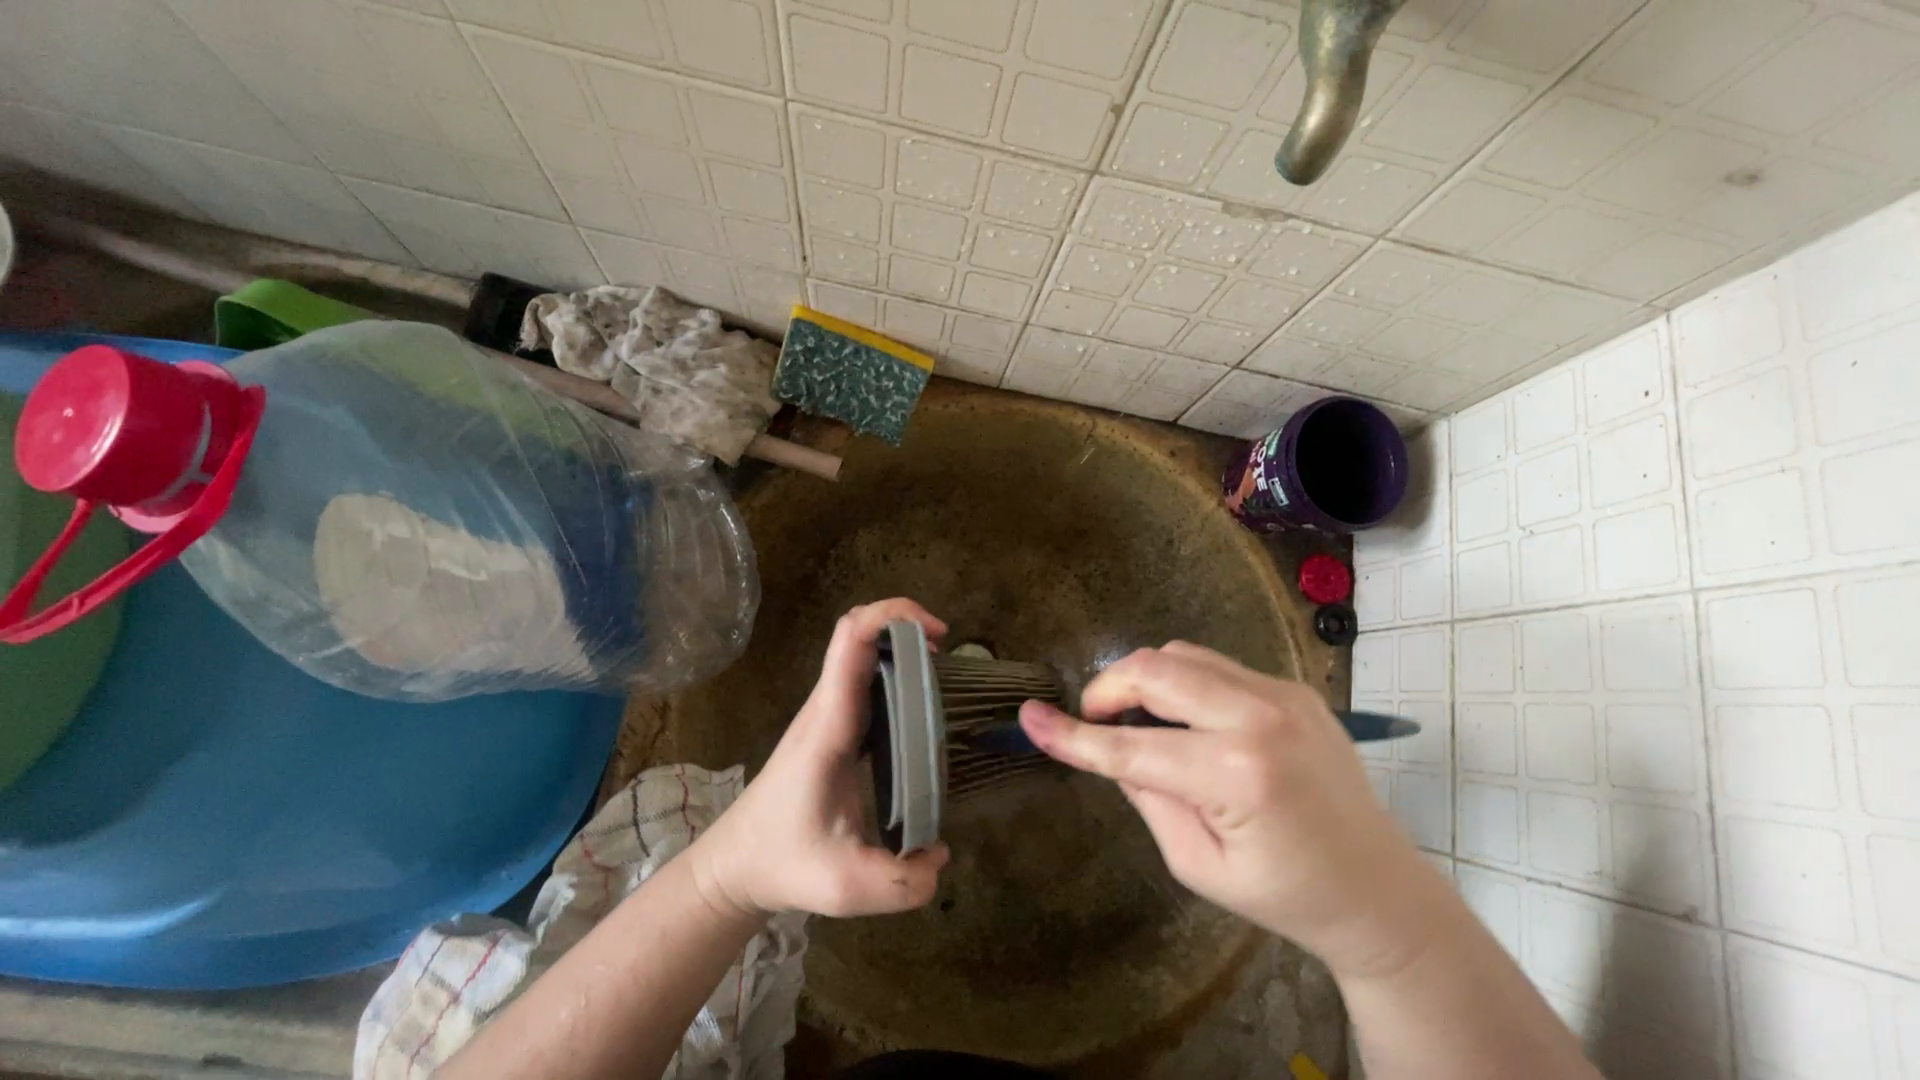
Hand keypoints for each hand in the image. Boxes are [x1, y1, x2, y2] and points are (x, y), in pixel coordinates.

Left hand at [690, 599, 951, 921]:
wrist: (735, 866)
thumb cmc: (783, 864)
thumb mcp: (846, 887)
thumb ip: (905, 881)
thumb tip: (940, 853)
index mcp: (828, 727)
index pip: (852, 642)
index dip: (894, 616)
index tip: (936, 635)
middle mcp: (825, 709)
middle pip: (856, 633)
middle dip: (903, 625)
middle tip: (945, 655)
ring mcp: (825, 716)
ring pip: (857, 652)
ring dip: (897, 647)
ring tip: (938, 678)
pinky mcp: (830, 729)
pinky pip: (860, 680)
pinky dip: (891, 673)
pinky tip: (918, 709)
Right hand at [1017, 642, 1445, 980]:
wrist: (1378, 888)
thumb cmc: (1283, 893)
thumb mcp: (1196, 862)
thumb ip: (1147, 795)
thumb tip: (1109, 749)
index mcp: (1236, 775)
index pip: (1130, 745)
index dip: (1072, 735)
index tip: (1029, 719)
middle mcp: (1260, 716)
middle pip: (1155, 669)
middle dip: (1108, 688)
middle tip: (1094, 721)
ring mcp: (1283, 694)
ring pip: (1183, 655)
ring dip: (1145, 680)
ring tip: (1140, 723)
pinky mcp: (1295, 687)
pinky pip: (1218, 666)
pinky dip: (1184, 684)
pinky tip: (1189, 724)